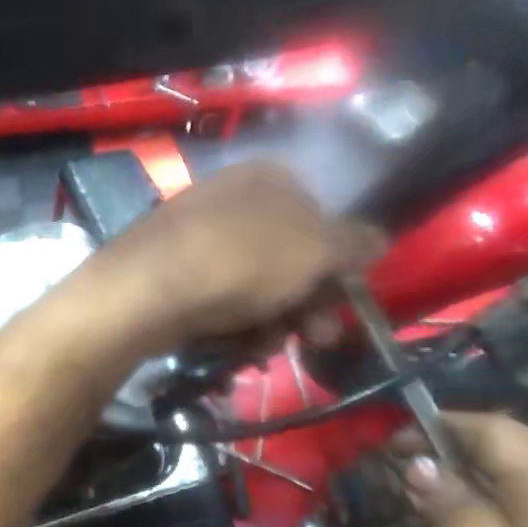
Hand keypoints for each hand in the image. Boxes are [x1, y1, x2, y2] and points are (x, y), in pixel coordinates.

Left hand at [88, 162, 385, 351]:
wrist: (147, 291)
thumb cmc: (243, 261)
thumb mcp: (314, 250)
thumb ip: (354, 244)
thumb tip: (379, 239)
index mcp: (272, 179)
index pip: (324, 221)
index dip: (339, 267)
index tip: (344, 304)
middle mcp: (238, 199)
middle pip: (294, 259)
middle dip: (310, 305)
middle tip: (316, 338)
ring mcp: (205, 235)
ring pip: (262, 287)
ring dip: (277, 323)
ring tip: (266, 347)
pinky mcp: (180, 271)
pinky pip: (227, 300)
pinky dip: (240, 325)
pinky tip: (239, 347)